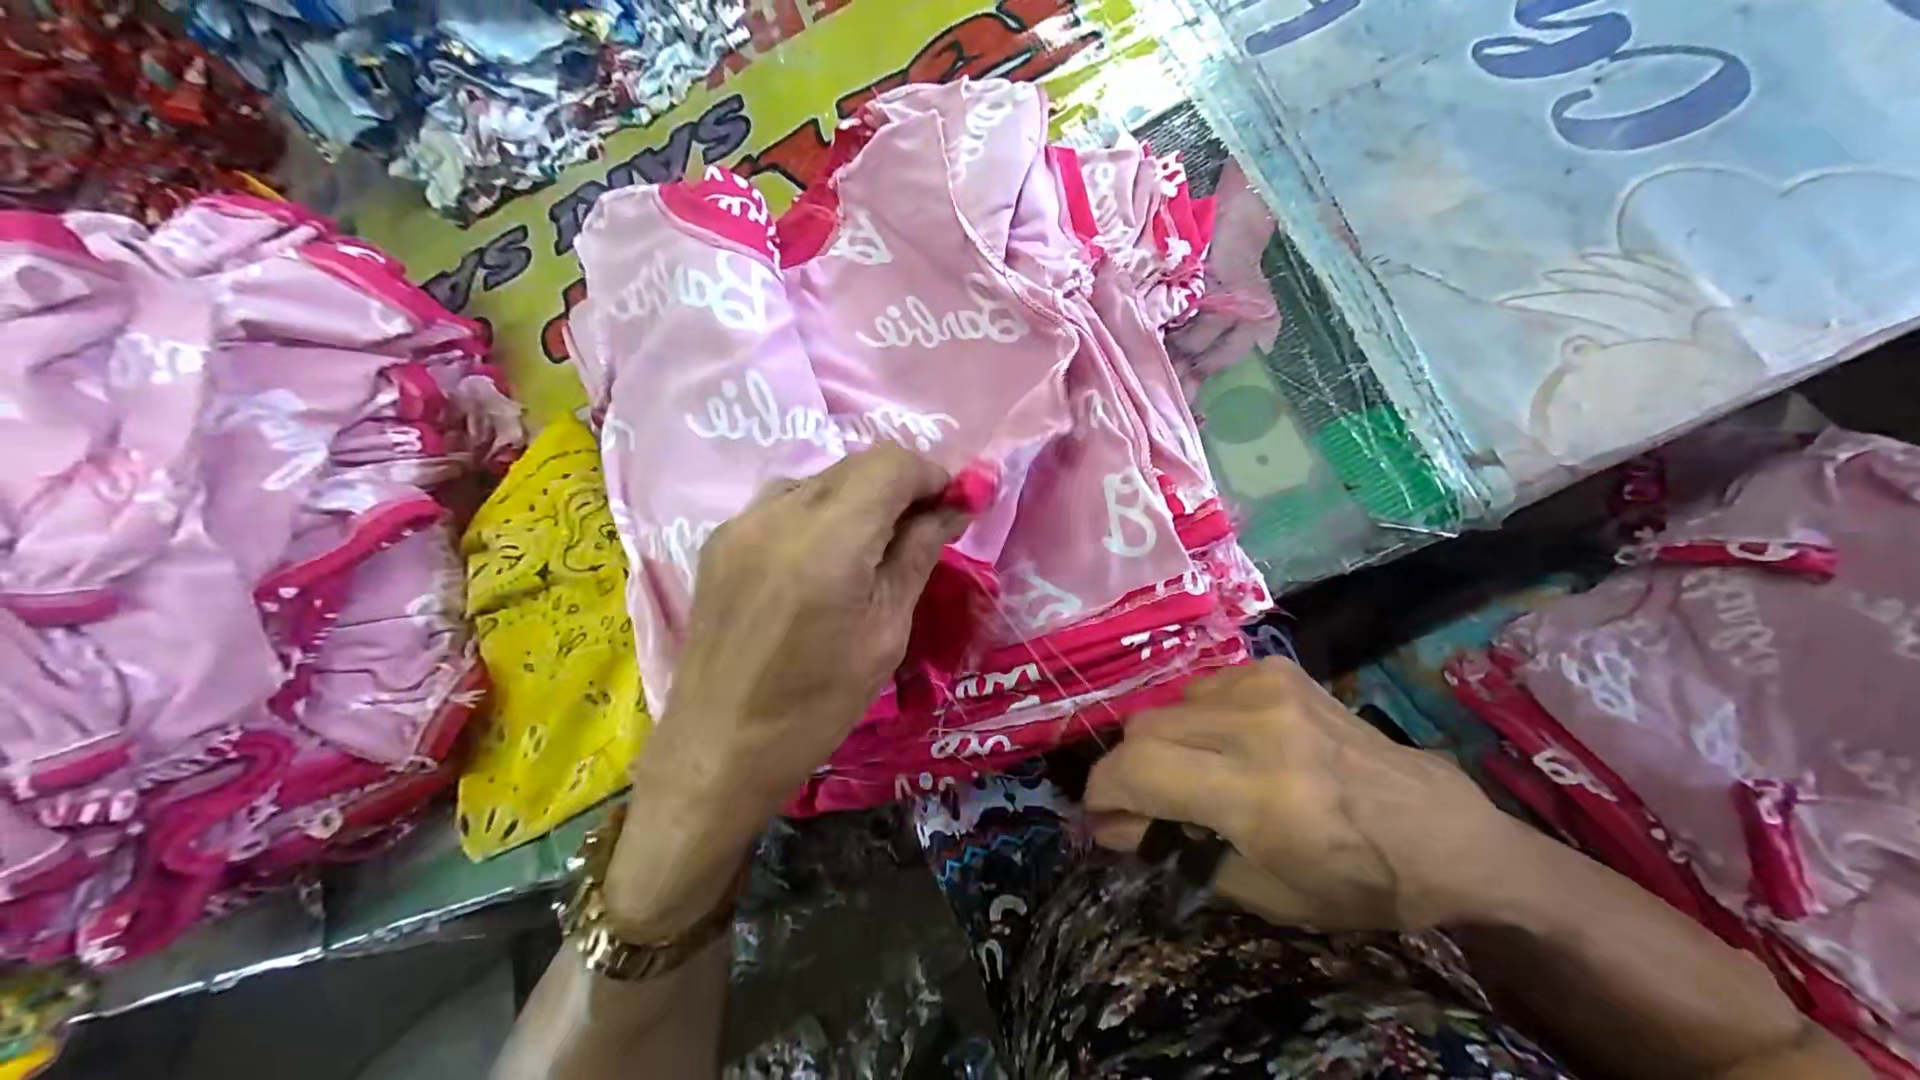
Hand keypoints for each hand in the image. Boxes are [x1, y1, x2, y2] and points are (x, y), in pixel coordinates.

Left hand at [604, 446, 967, 938]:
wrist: (720, 748)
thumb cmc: (818, 703)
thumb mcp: (886, 631)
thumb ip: (918, 554)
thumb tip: (954, 506)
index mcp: (829, 540)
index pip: (891, 463)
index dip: (932, 474)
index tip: (953, 506)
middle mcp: (779, 513)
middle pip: (856, 464)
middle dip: (899, 485)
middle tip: (922, 528)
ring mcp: (741, 522)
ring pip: (819, 478)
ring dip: (857, 498)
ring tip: (869, 548)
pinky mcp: (719, 540)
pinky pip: (783, 503)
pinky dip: (817, 514)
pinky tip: (820, 559)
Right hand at [1085, 658, 1525, 929]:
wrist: (1442, 832)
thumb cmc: (1355, 881)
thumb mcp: (1262, 891)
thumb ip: (1173, 851)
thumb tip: (1104, 826)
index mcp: (1259, 794)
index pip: (1139, 769)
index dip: (1103, 791)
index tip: (1100, 814)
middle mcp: (1259, 727)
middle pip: (1142, 729)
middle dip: (1128, 770)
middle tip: (1145, 802)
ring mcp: (1269, 689)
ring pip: (1166, 705)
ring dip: (1163, 743)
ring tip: (1194, 772)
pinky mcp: (1278, 669)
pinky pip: (1200, 688)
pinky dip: (1195, 718)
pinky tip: (1227, 742)